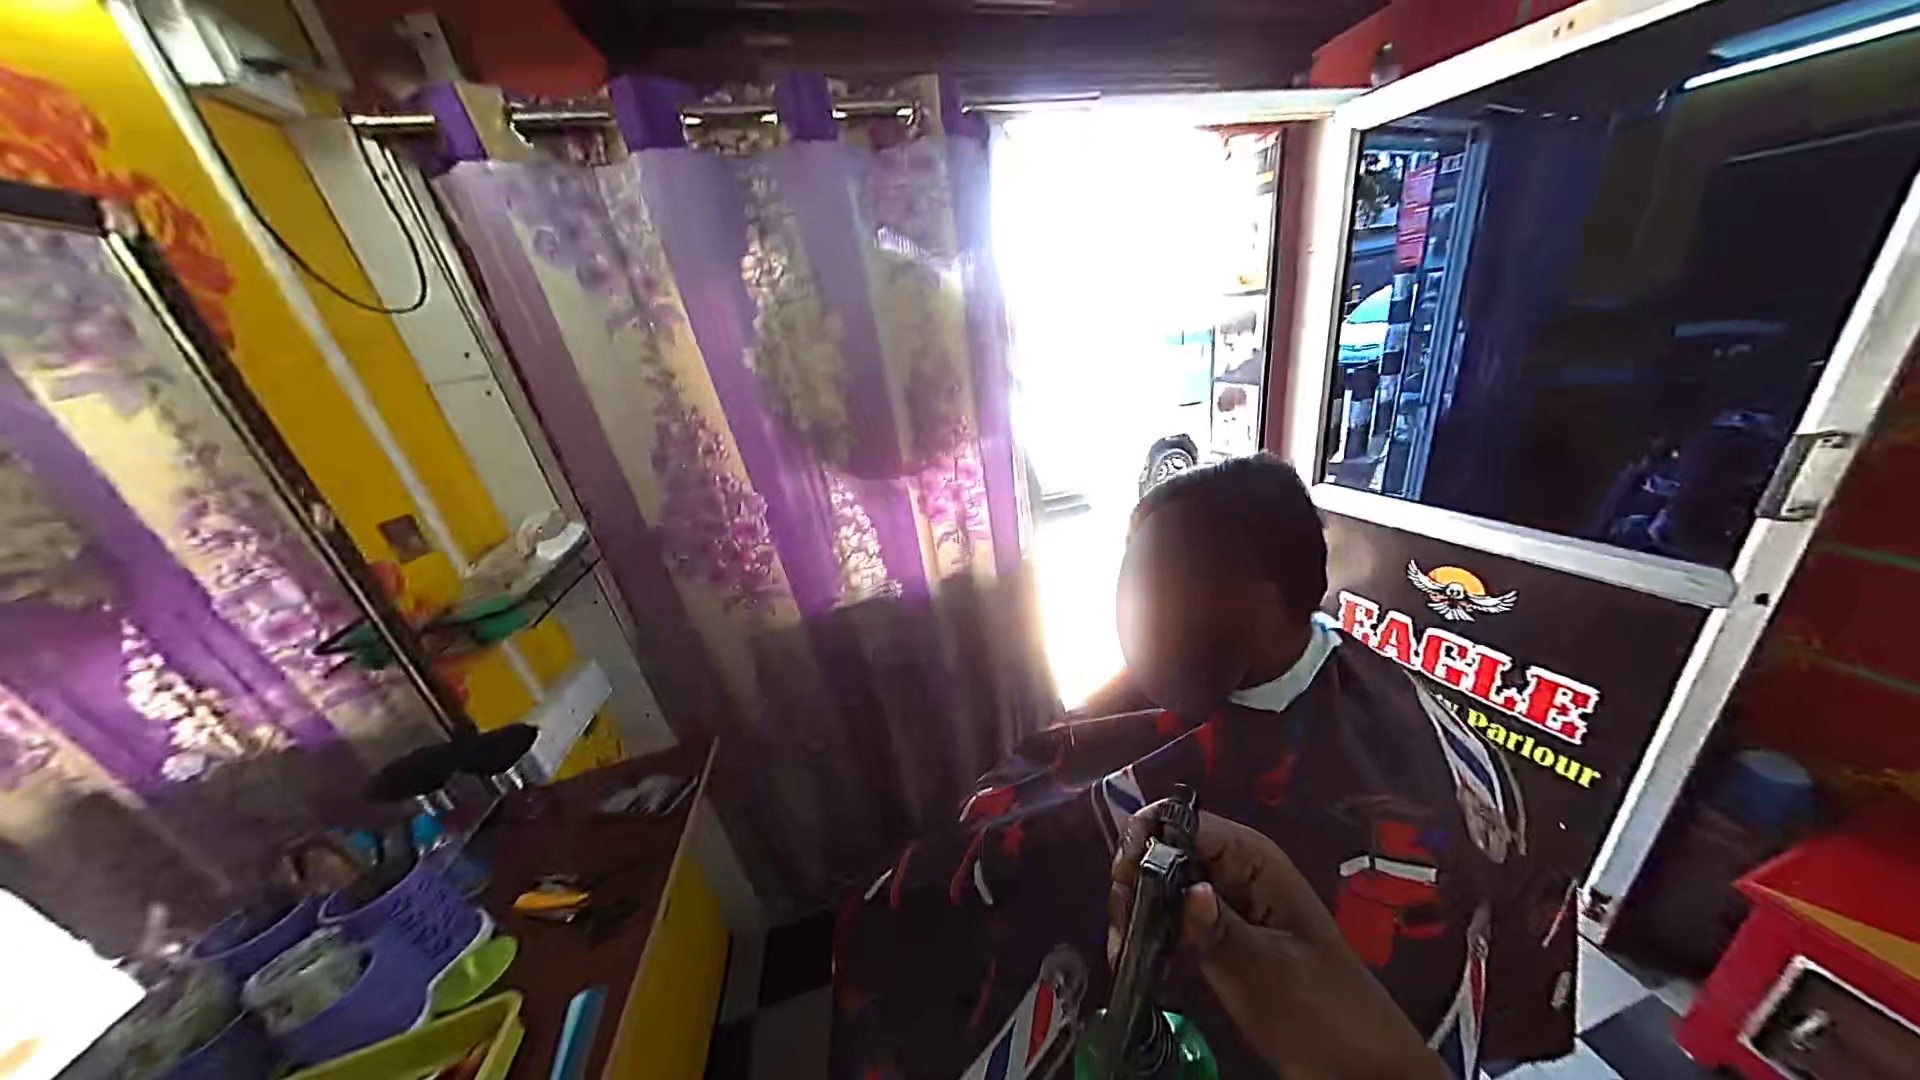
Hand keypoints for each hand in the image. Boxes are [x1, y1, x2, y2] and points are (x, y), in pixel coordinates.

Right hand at [1110, 801, 1450, 1079]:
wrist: (1360, 1070)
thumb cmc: (1325, 1013)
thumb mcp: (1269, 972)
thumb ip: (1220, 928)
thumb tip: (1185, 890)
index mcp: (1250, 856)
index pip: (1182, 819)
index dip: (1145, 836)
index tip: (1123, 879)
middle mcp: (1229, 864)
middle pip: (1161, 844)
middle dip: (1133, 876)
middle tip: (1119, 927)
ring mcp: (1219, 895)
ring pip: (1157, 876)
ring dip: (1133, 905)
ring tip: (1122, 948)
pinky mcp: (1212, 925)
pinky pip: (1167, 908)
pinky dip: (1145, 925)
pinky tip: (1132, 954)